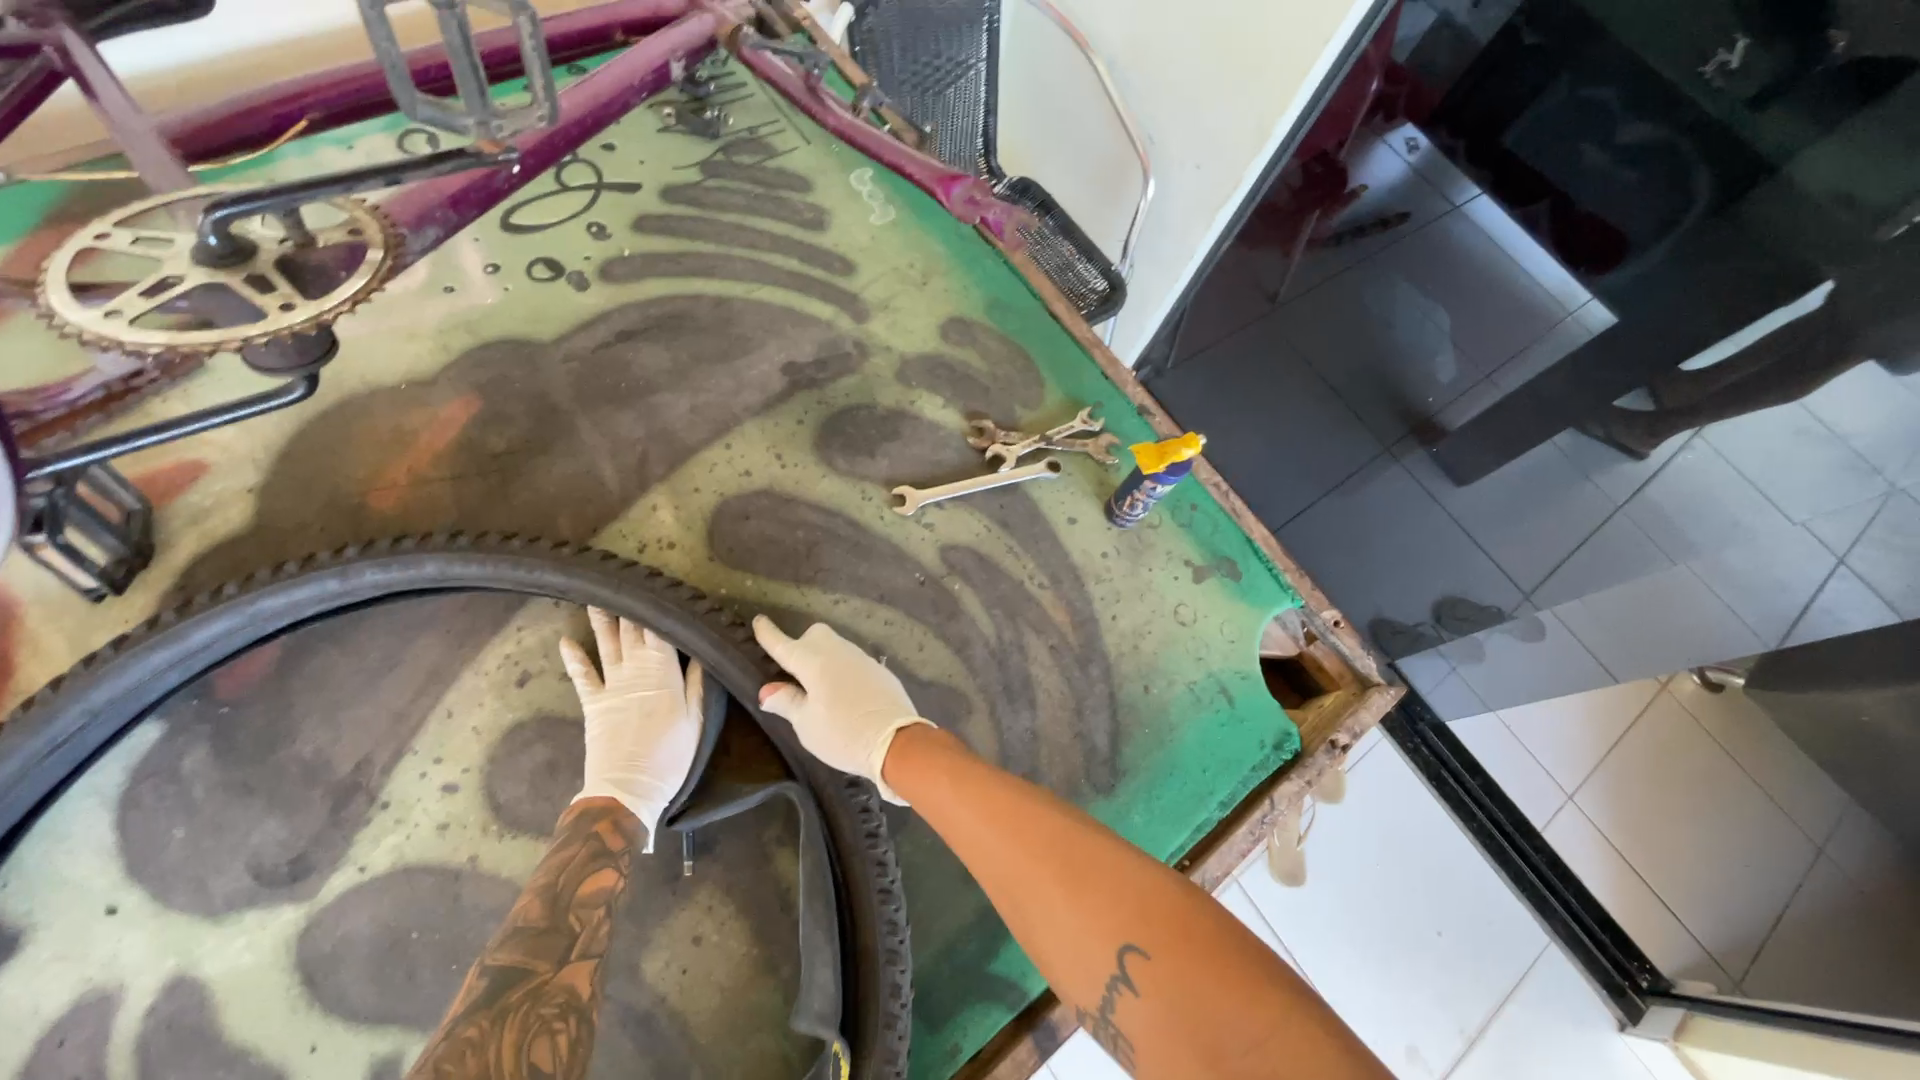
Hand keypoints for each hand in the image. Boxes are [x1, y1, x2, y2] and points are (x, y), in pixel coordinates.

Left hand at [559, 607, 703, 849]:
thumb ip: (696, 683)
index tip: (658, 584)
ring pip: (606, 643)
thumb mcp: (695, 719)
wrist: (627, 789)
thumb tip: (700, 650)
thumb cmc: (670, 755)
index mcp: (663, 671)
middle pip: (632, 630)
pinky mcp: (593, 703)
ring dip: (600, 618)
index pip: (662, 630)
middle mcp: (635, 670)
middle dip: (630, 604)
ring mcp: (610, 685)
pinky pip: (582, 675)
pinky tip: (565, 640)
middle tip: (624, 577)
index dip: (660, 606)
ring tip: (594, 594)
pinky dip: (573, 657)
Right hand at [752, 616, 932, 804]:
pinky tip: (847, 692)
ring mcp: (862, 659)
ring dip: (824, 658)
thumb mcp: (807, 725)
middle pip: (815, 635)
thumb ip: (787, 702)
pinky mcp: (879, 670)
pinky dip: (843, 669)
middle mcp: (838, 652)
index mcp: (813, 663)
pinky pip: (854, 661)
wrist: (896, 740)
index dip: (769, 633)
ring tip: (822, 686)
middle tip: (797, 671)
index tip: (758, 620)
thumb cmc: (843, 734)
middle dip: (802, 644)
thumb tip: (767, 690)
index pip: (784, 644)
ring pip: (836, 646)